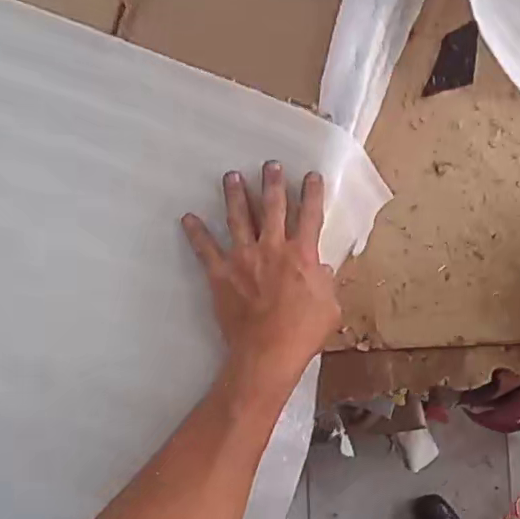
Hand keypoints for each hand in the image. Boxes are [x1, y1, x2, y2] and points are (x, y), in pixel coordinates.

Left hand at [182, 162, 342, 395]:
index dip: (312, 194)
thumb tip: (321, 270)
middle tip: (270, 166)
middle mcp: (272, 249)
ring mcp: (244, 259)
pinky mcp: (221, 274)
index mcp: (303, 255)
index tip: (311, 177)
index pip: (310, 216)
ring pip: (238, 219)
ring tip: (232, 177)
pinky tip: (189, 219)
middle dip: (273, 184)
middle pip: (273, 208)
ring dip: (235, 195)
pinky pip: (206, 249)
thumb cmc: (304, 333)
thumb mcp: (330, 308)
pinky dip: (197, 233)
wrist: (269, 351)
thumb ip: (326, 284)